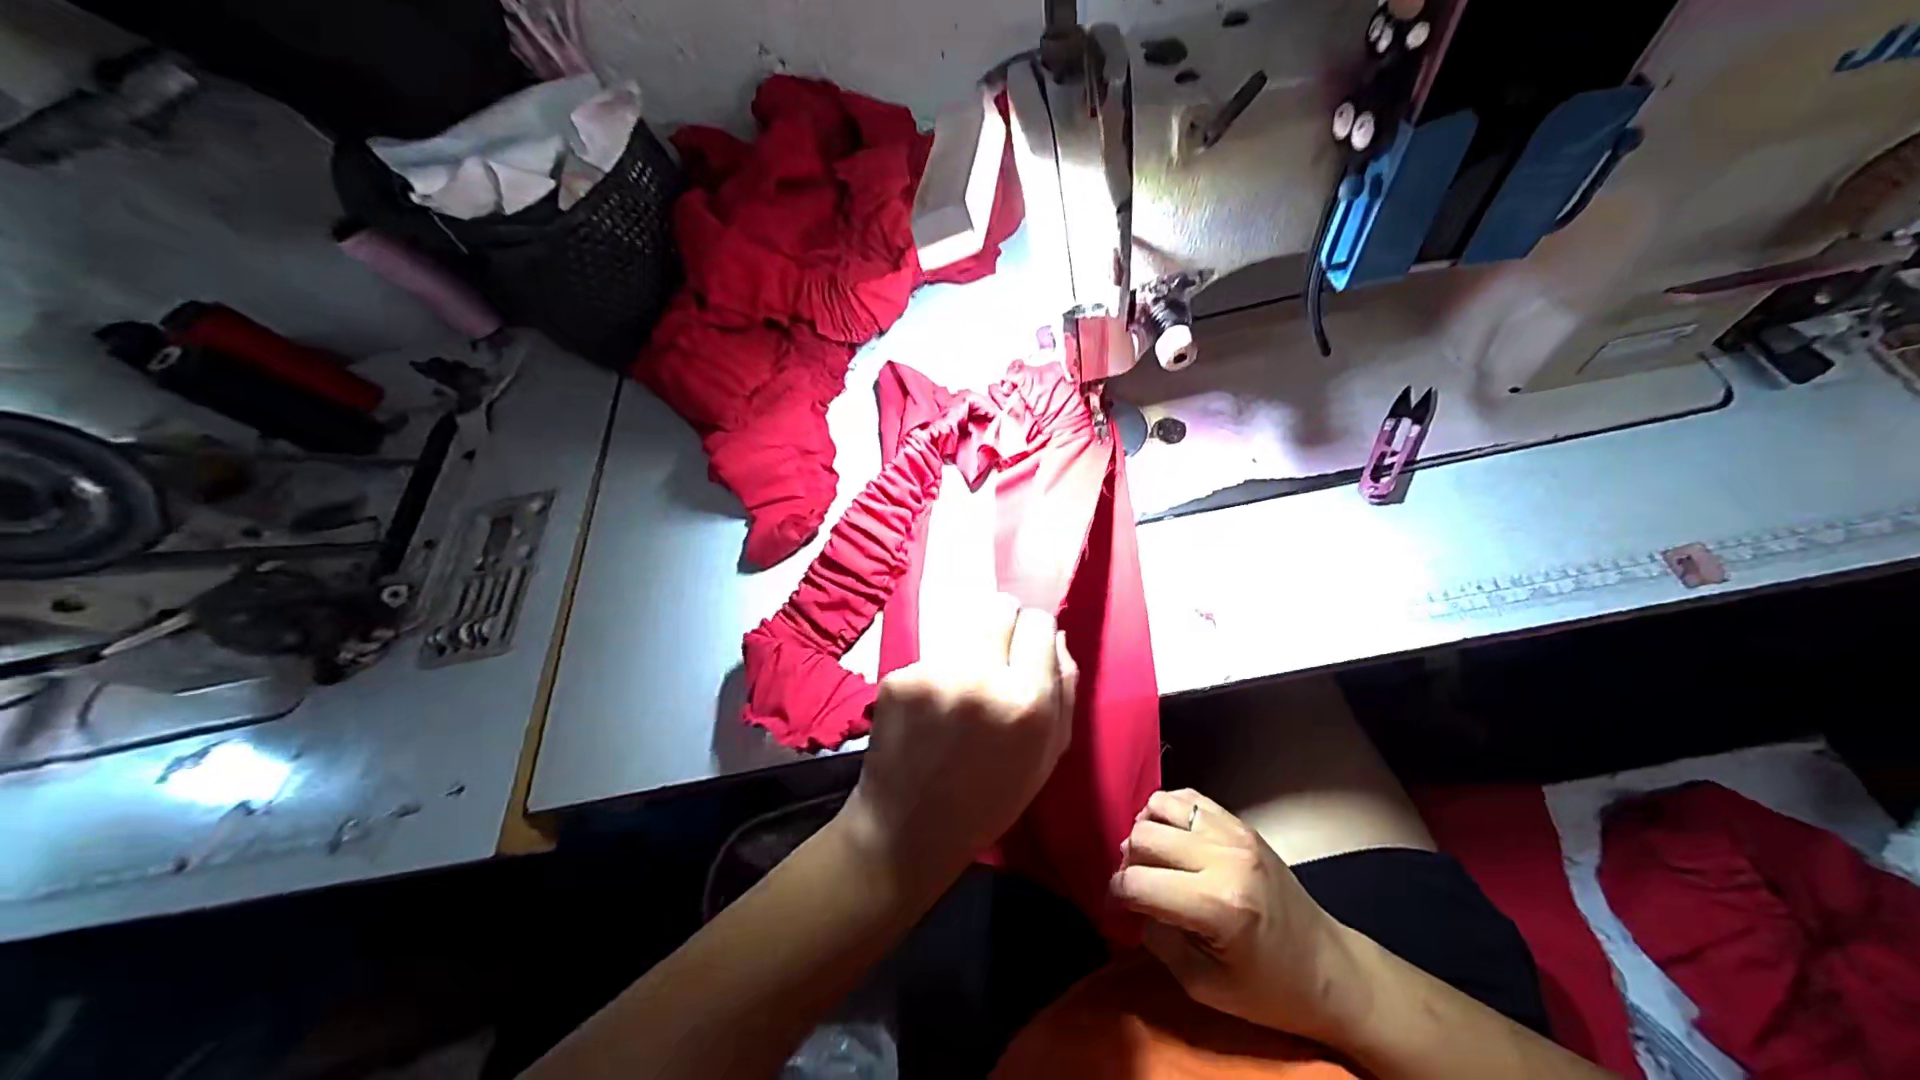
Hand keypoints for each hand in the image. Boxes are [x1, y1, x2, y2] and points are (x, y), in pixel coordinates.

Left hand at [836, 594, 1077, 889]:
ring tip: (959, 696)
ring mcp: (934, 675)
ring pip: (962, 632)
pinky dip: (935, 675)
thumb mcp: (1048, 755)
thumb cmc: (990, 799)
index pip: (1038, 622)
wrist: (910, 829)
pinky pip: (930, 657)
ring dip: (968, 653)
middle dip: (1004, 623)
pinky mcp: (898, 678)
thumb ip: (1064, 690)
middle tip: (997, 653)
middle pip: (999, 607)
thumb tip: (1057, 636)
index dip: (1035, 633)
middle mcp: (981, 678)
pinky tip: (930, 711)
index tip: (1027, 647)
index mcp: (1027, 701)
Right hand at [1110, 790, 1363, 1042]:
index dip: (1115, 895)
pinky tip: (1173, 841)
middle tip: (1137, 888)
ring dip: (1146, 832)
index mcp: (1218, 905)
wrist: (1332, 969)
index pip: (1137, 882)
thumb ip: (1156, 937)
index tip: (1115, 909)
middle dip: (1128, 863)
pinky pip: (1186, 797)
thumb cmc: (1269, 990)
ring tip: (1155, 861)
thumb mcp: (1203, 985)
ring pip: (1159, 806)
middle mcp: (1225, 857)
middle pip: (1142, 836)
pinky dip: (1168, 813)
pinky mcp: (1242, 823)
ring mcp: (1235, 833)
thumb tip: (1128, 901)